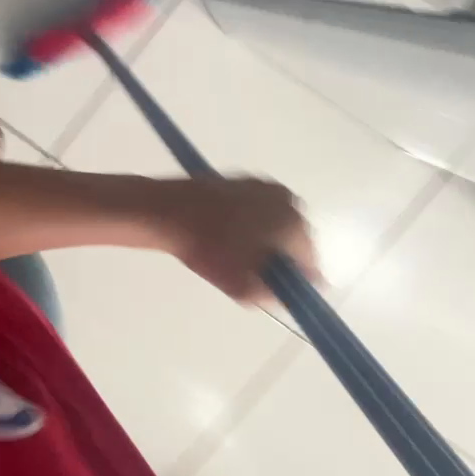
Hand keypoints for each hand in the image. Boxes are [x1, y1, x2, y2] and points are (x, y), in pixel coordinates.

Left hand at [161, 178, 318, 304]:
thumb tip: (280, 296)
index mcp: (295, 223)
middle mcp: (285, 199)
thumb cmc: (206, 247)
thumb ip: (270, 296)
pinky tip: (224, 234)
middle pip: (293, 239)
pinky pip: (254, 208)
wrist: (164, 210)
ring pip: (273, 223)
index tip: (285, 292)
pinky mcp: (237, 179)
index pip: (310, 262)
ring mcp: (260, 184)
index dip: (299, 281)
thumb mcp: (242, 286)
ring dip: (262, 239)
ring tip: (235, 255)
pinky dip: (247, 222)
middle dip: (279, 258)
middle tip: (256, 274)